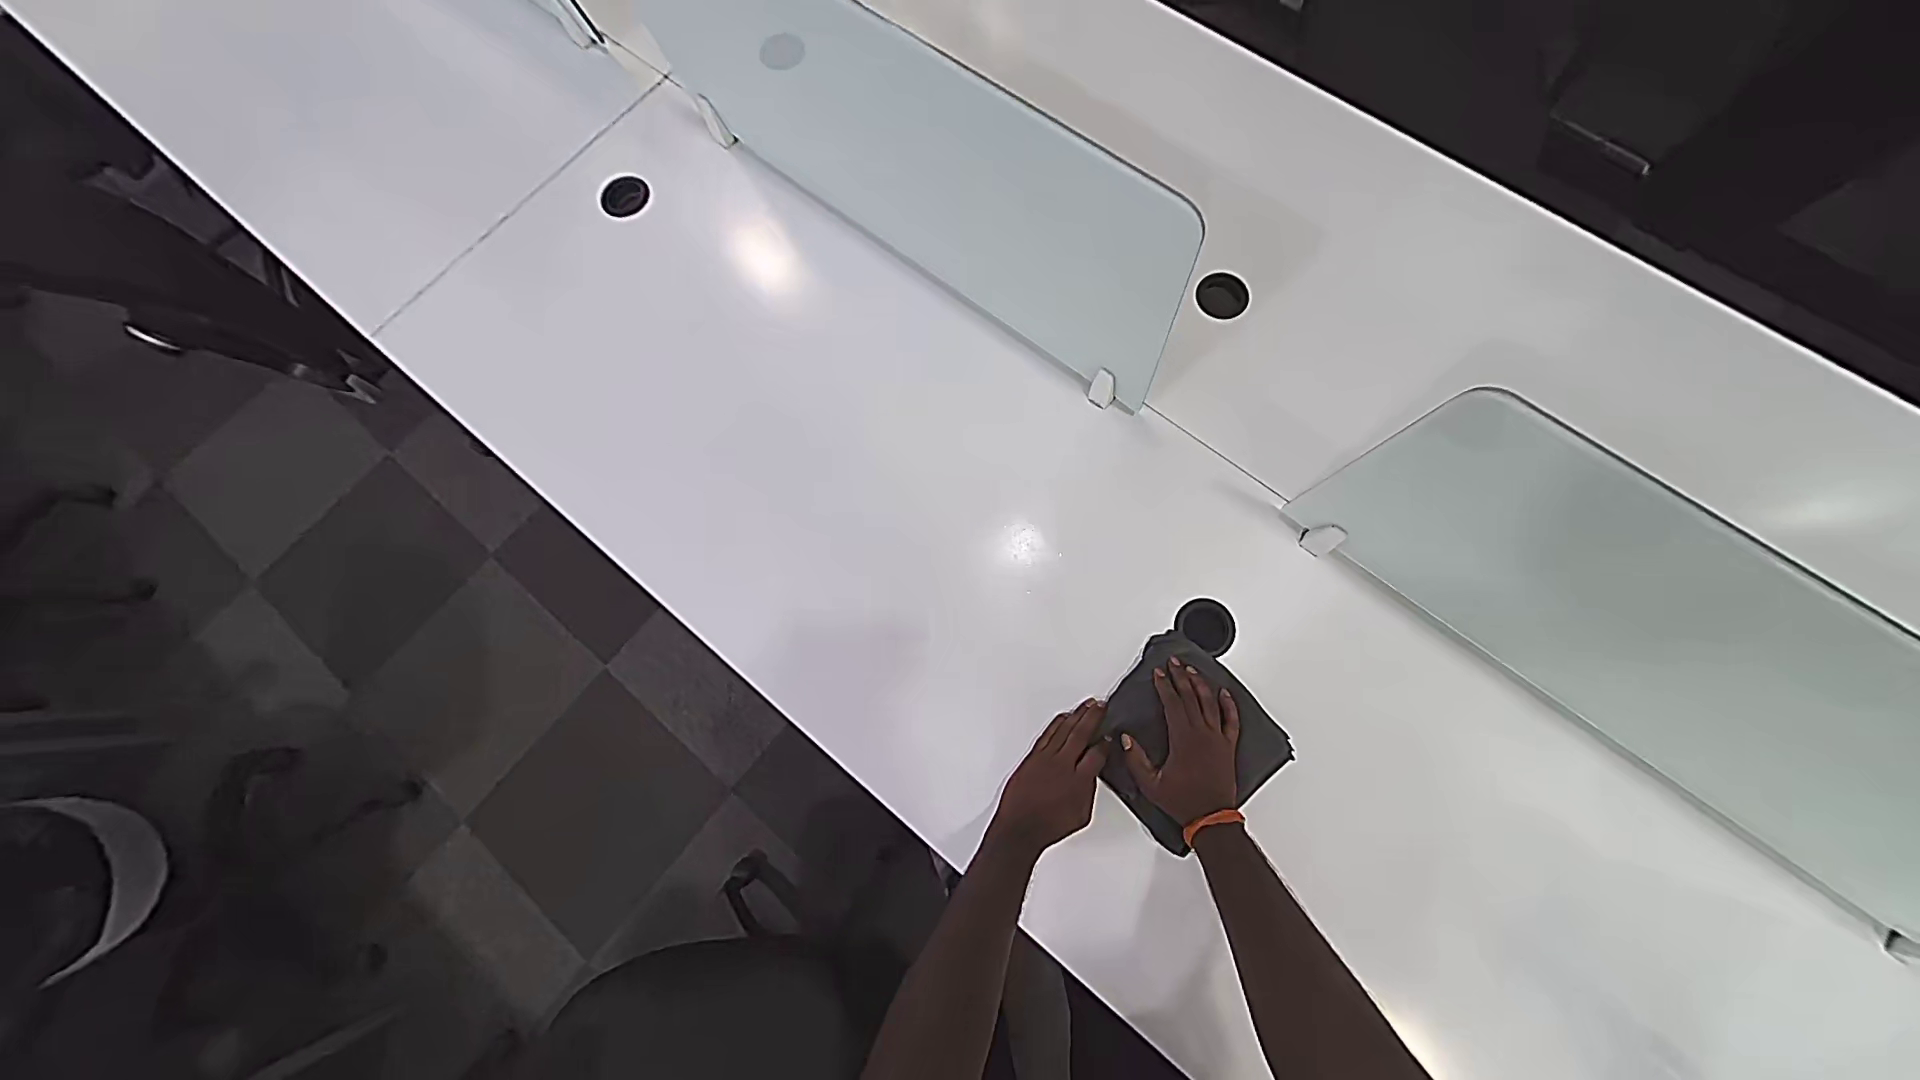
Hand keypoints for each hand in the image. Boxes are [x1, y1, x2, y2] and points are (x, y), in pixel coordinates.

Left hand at [984, 699, 1110, 861]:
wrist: (1020, 827)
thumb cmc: (1048, 825)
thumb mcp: (1081, 814)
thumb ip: (1088, 790)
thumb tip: (1091, 775)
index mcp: (1079, 780)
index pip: (1098, 753)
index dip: (1106, 742)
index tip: (1110, 735)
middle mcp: (1063, 765)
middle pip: (1082, 733)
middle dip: (1094, 717)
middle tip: (1102, 705)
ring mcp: (1046, 758)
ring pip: (1064, 729)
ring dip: (1078, 714)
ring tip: (1087, 705)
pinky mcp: (1032, 757)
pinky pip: (1048, 734)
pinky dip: (1057, 723)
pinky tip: (1064, 717)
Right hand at [1122, 662, 1240, 826]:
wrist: (1212, 818)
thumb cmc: (1183, 802)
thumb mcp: (1150, 783)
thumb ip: (1136, 759)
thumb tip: (1126, 739)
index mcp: (1183, 739)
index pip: (1173, 703)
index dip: (1165, 685)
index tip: (1159, 673)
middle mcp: (1202, 734)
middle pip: (1191, 697)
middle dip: (1180, 676)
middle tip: (1174, 663)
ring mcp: (1218, 739)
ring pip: (1210, 703)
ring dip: (1201, 684)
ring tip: (1193, 671)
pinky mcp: (1228, 747)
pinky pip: (1231, 720)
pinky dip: (1229, 705)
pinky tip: (1224, 693)